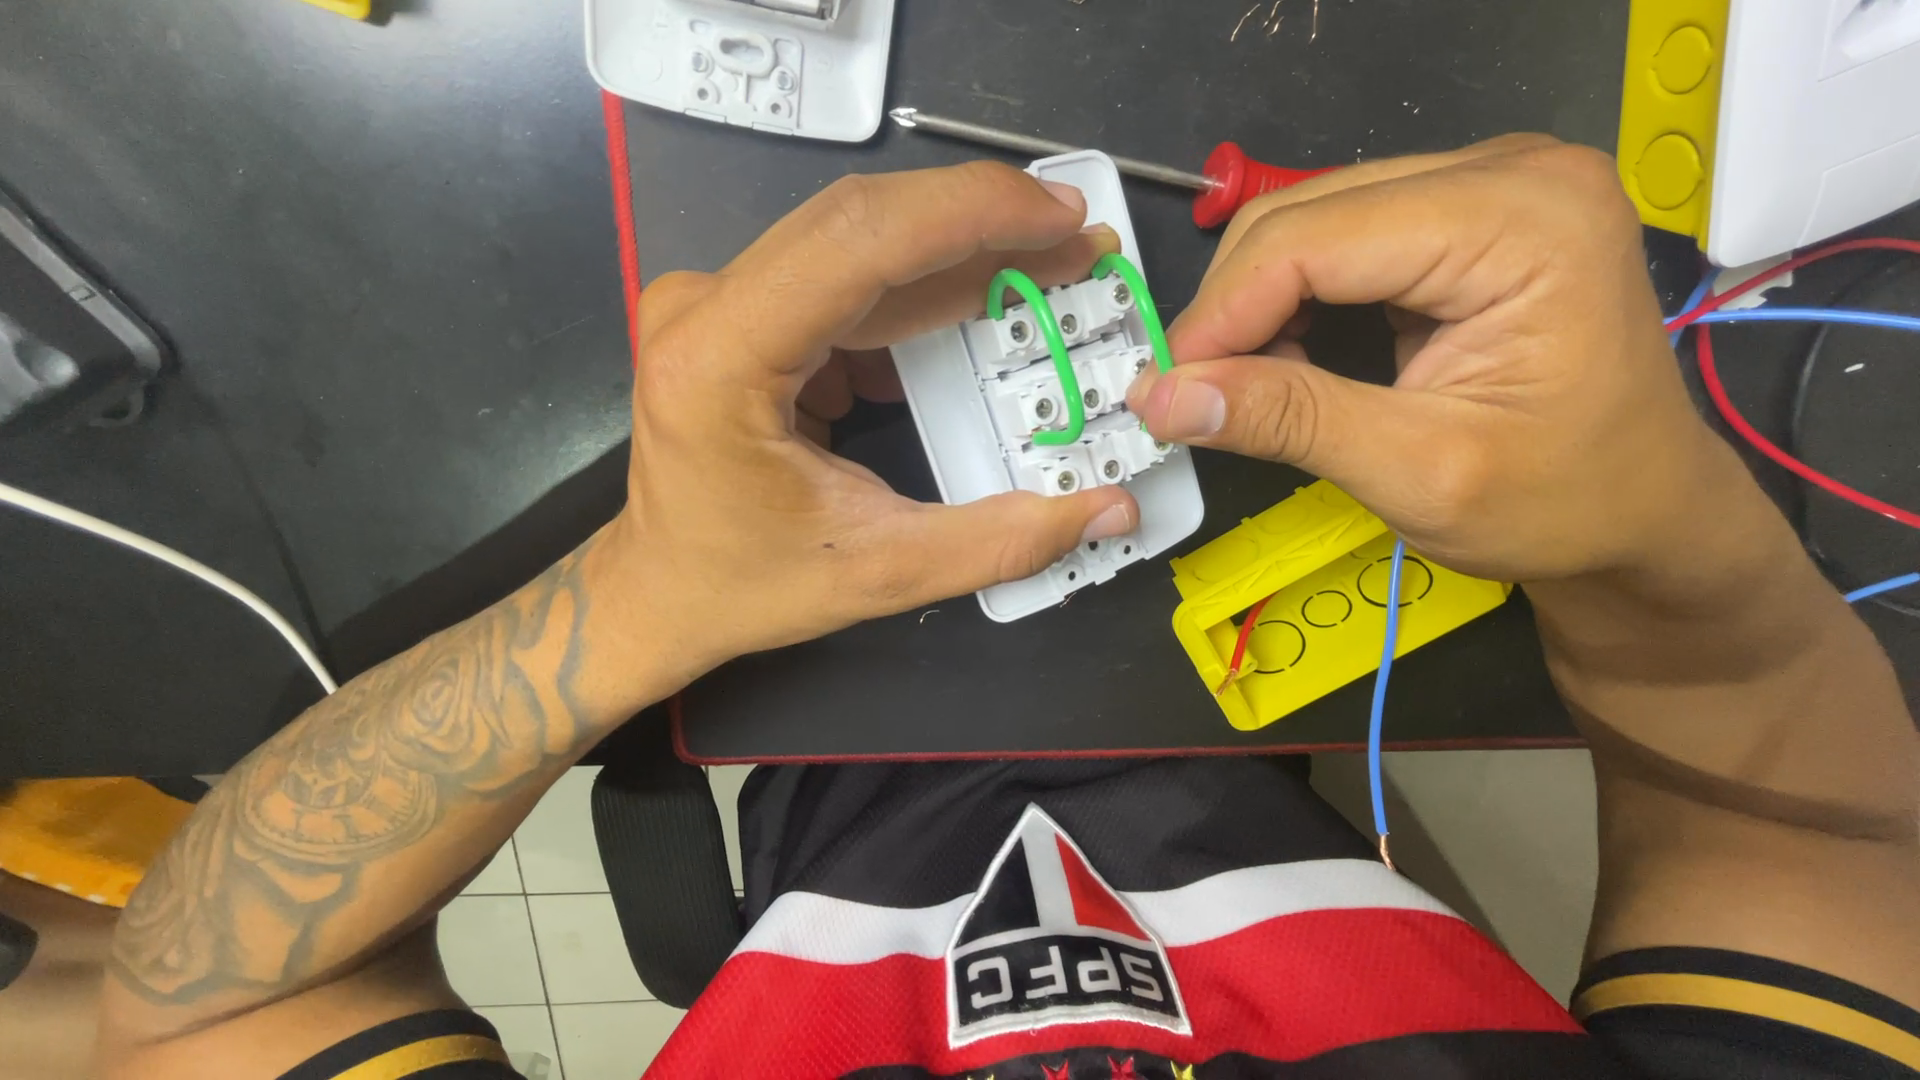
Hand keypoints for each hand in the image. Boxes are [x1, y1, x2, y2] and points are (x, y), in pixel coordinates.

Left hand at [595, 163, 1138, 686]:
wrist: (659, 594)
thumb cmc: (743, 588)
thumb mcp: (878, 574)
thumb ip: (998, 542)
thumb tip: (1108, 512)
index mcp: (722, 358)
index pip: (856, 242)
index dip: (968, 213)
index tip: (1059, 217)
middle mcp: (708, 308)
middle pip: (861, 227)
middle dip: (980, 228)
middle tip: (1075, 241)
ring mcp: (720, 306)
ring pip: (859, 251)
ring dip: (957, 260)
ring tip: (1046, 271)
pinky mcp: (744, 320)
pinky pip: (845, 289)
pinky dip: (920, 300)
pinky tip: (982, 309)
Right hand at [1126, 136, 1740, 583]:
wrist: (1639, 513)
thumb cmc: (1558, 504)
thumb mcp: (1416, 473)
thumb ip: (1288, 422)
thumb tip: (1160, 399)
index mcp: (1520, 221)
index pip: (1312, 240)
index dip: (1219, 316)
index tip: (1162, 393)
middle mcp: (1503, 174)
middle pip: (1298, 218)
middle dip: (1229, 313)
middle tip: (1192, 397)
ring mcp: (1480, 190)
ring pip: (1302, 227)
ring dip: (1251, 311)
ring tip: (1243, 388)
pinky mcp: (1455, 221)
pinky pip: (1329, 244)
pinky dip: (1284, 306)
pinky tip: (1285, 361)